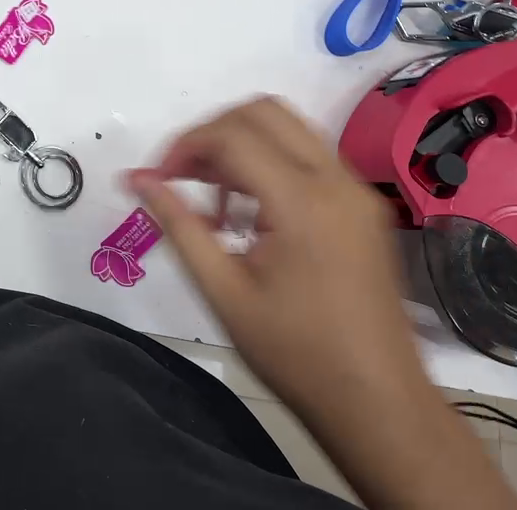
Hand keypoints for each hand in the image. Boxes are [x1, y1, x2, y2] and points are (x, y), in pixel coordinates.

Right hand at [127, 96, 424, 416]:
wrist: (380, 404)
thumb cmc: (296, 353)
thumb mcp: (222, 290)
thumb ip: (177, 224)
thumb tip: (136, 180)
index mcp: (303, 202)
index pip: (231, 134)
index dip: (183, 146)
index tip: (156, 180)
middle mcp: (336, 183)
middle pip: (262, 111)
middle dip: (210, 133)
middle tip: (180, 175)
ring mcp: (356, 193)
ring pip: (287, 127)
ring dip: (239, 143)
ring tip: (208, 192)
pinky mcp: (363, 208)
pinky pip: (307, 155)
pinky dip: (267, 162)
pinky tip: (245, 210)